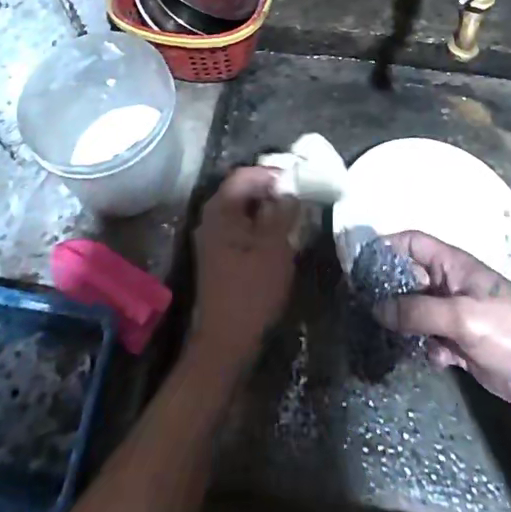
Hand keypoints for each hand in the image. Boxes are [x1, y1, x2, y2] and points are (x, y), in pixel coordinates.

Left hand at [189, 166, 299, 367]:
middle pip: (241, 191)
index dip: (271, 173)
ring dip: (266, 211)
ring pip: (241, 212)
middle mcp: (210, 218)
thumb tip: (288, 188)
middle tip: (300, 196)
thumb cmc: (252, 289)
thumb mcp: (274, 247)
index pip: (244, 175)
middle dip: (270, 191)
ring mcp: (211, 238)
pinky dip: (259, 228)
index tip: (299, 179)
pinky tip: (279, 239)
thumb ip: (282, 212)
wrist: (226, 338)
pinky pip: (239, 230)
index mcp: (219, 209)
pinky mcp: (218, 256)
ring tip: (295, 217)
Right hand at [371, 231, 510, 423]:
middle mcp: (452, 285)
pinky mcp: (462, 344)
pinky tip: (434, 359)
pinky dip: (426, 347)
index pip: (413, 242)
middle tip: (364, 303)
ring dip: (404, 323)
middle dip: (388, 289)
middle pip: (409, 276)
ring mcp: (457, 314)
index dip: (386, 246)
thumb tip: (376, 309)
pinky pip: (430, 338)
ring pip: (415, 310)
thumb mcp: (461, 318)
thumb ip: (415, 311)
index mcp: (455, 265)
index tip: (360, 263)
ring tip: (389, 335)